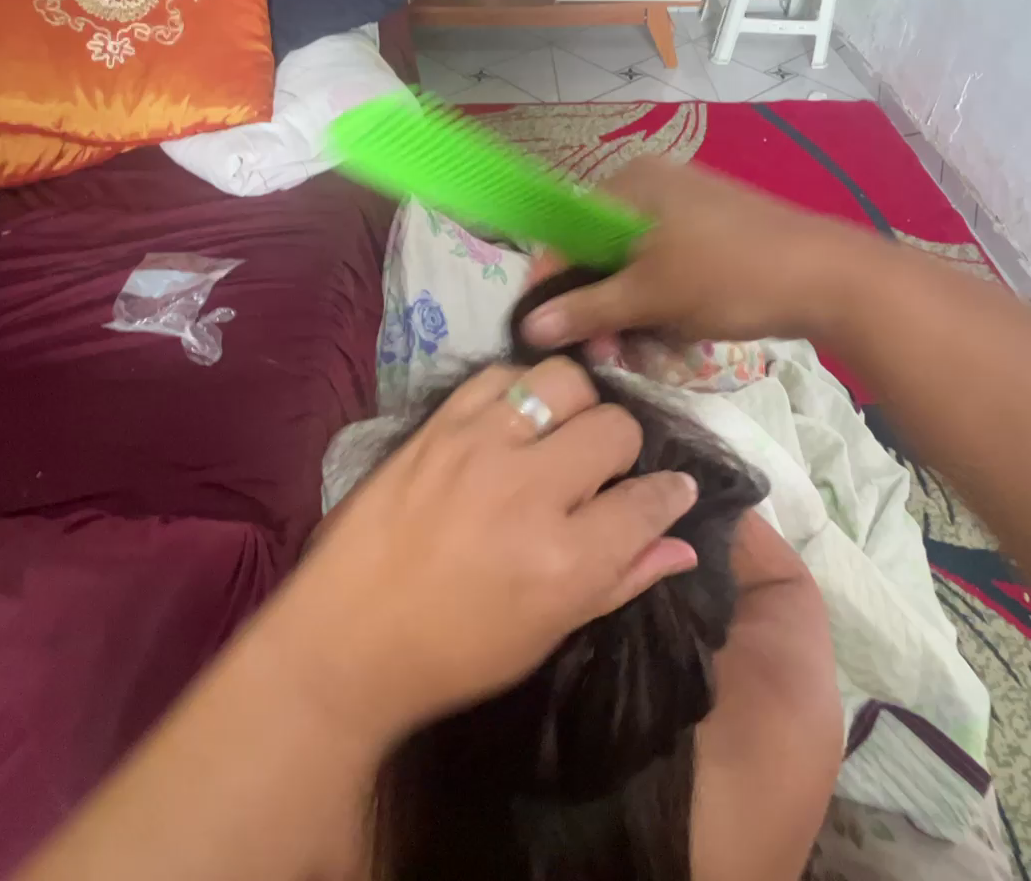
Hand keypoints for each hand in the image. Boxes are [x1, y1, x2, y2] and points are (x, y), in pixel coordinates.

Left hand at [270, 358, 700, 739]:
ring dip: (577, 406)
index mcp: (565, 560)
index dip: (670, 495)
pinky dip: (518, 391)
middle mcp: (529, 491)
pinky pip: (498, 377)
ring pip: (563, 382)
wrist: (347, 638)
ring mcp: (478, 449)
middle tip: (600, 473)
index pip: (650, 501)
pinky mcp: (436, 427)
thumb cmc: (455, 653)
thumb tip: (683, 544)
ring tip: (559, 436)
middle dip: (625, 449)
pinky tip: (512, 420)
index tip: (669, 492)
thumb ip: (621, 579)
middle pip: (616, 428)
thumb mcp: (549, 631)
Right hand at [520, 156, 882, 348]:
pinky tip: (668, 335)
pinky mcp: (705, 237)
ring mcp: (680, 212)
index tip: (547, 336)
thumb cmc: (731, 276)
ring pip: (629, 270)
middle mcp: (649, 188)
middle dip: (598, 309)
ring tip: (641, 351)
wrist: (831, 279)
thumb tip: (527, 328)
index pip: (564, 234)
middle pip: (597, 254)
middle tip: (605, 354)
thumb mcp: (651, 296)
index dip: (551, 286)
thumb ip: (585, 310)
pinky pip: (660, 272)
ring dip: (627, 315)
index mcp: (629, 183)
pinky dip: (657, 305)